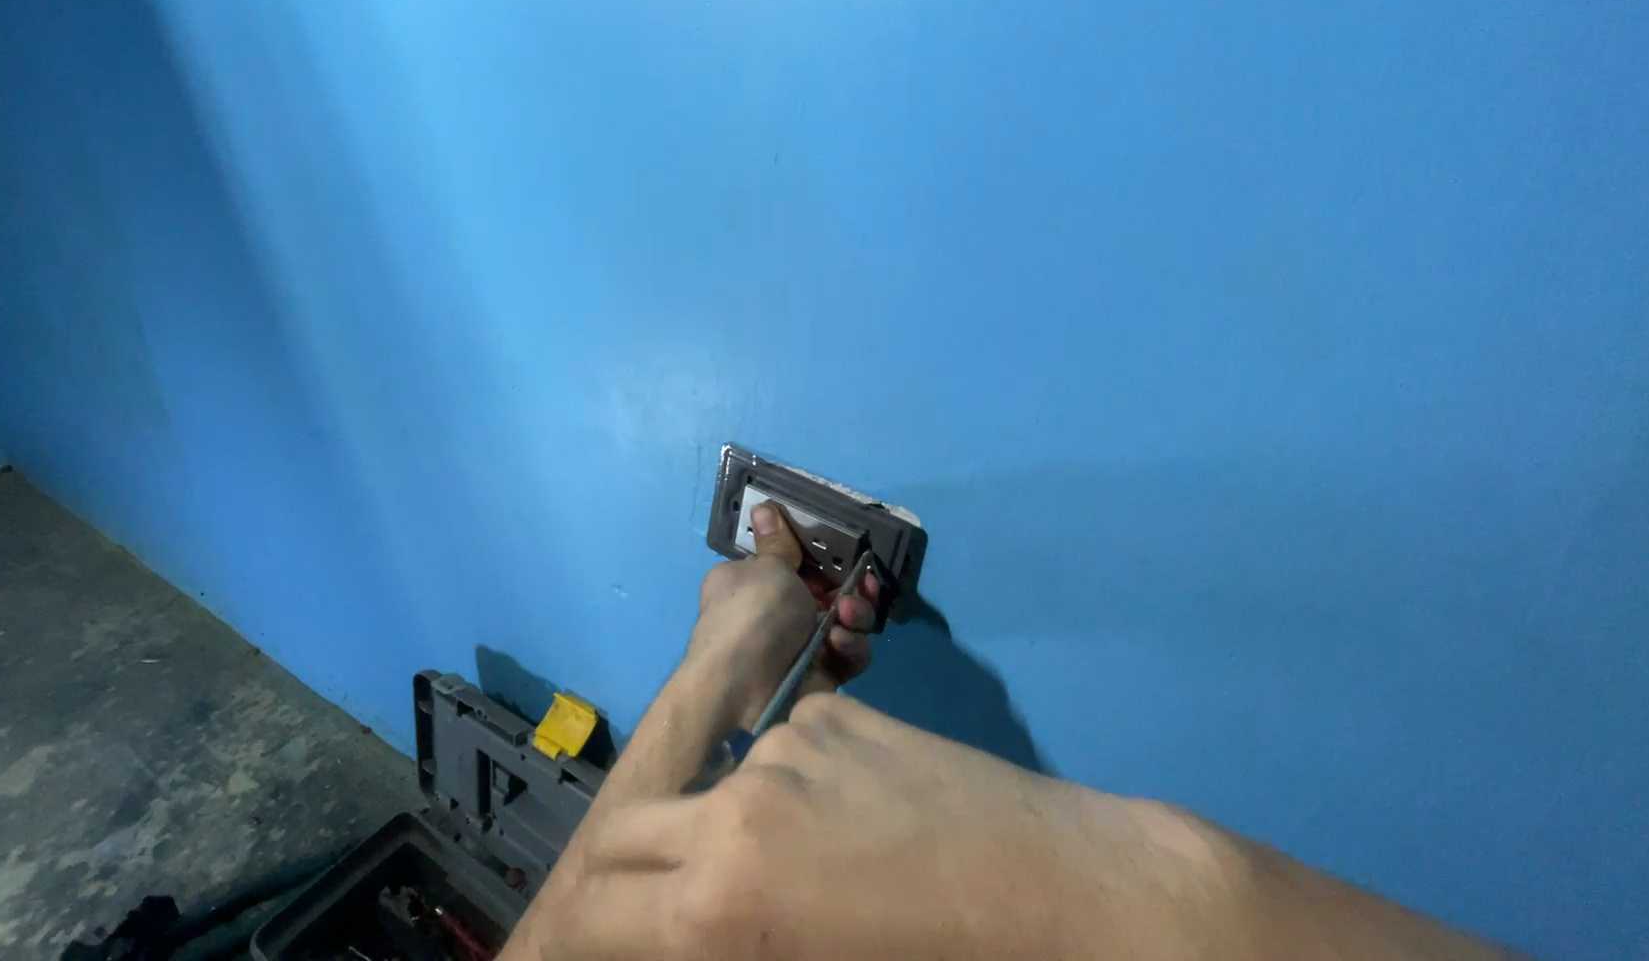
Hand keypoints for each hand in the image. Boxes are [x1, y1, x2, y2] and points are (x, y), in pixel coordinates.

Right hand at [530, 694, 1241, 959]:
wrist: (1074, 892)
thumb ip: (728, 947)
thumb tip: (689, 933)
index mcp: (725, 899)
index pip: (598, 909)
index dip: (575, 934)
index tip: (582, 945)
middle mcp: (736, 803)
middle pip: (623, 830)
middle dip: (614, 875)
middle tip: (641, 911)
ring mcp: (786, 743)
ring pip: (706, 786)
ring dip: (706, 827)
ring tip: (773, 866)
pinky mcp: (834, 711)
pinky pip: (777, 752)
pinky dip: (779, 789)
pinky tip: (844, 820)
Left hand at [683, 502, 881, 730]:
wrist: (743, 689)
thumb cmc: (753, 615)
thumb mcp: (767, 569)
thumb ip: (778, 543)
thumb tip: (763, 507)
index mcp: (754, 582)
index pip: (798, 566)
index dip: (825, 562)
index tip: (847, 557)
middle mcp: (775, 613)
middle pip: (830, 595)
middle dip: (851, 590)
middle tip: (862, 587)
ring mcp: (798, 646)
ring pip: (845, 625)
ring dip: (854, 618)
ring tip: (846, 619)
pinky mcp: (819, 676)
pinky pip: (847, 656)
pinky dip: (849, 648)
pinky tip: (837, 644)